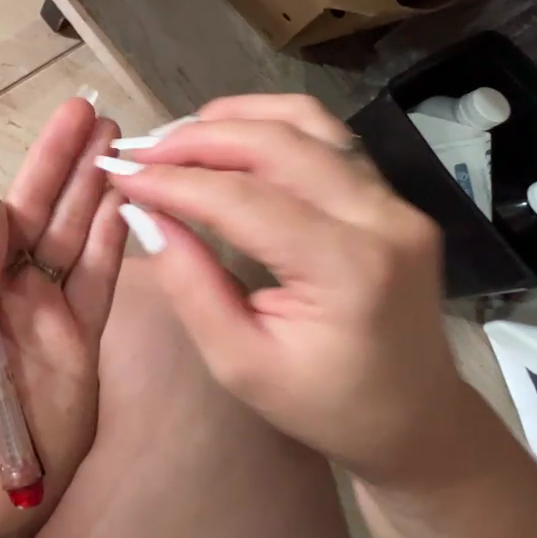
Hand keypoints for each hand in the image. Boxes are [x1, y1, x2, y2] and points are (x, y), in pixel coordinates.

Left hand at [0, 96, 126, 537]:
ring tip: (117, 138)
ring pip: (75, 232)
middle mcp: (4, 282)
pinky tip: (129, 201)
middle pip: (37, 207)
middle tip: (84, 112)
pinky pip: (100, 280)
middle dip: (59, 159)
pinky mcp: (80, 338)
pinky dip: (115, 240)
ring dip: (94, 185)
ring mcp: (46, 307)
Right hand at [101, 94, 471, 486]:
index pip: (244, 199)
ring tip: (178, 137)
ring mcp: (393, 200)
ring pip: (305, 121)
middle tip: (139, 153)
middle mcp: (381, 219)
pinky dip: (266, 124)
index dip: (174, 181)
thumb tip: (143, 213)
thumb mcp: (239, 363)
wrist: (416, 418)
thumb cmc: (324, 404)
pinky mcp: (389, 194)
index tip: (120, 176)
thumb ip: (190, 284)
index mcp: (349, 270)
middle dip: (196, 140)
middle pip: (276, 143)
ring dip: (233, 119)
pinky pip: (325, 134)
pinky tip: (226, 139)